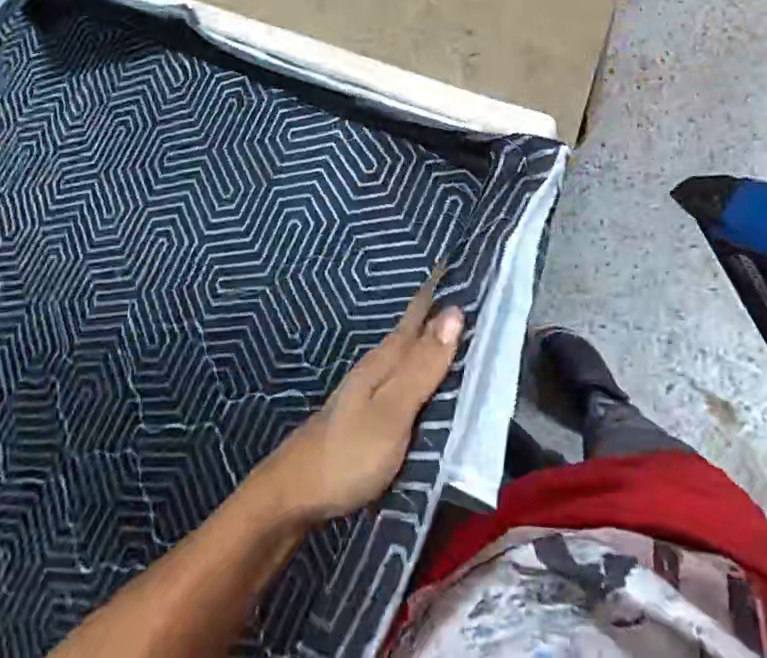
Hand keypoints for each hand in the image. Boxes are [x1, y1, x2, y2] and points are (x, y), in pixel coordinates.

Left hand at [256, 273, 464, 525]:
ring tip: (459, 337)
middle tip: (472, 299)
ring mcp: (367, 394)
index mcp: (383, 361)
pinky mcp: (365, 418)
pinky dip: (420, 376)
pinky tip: (428, 383)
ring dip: (430, 346)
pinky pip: (401, 384)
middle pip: (411, 335)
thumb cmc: (348, 453)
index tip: (460, 270)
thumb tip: (454, 312)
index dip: (437, 296)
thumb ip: (423, 366)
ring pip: (405, 359)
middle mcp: (374, 369)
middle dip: (438, 316)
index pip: (416, 317)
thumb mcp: (394, 410)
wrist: (294, 495)